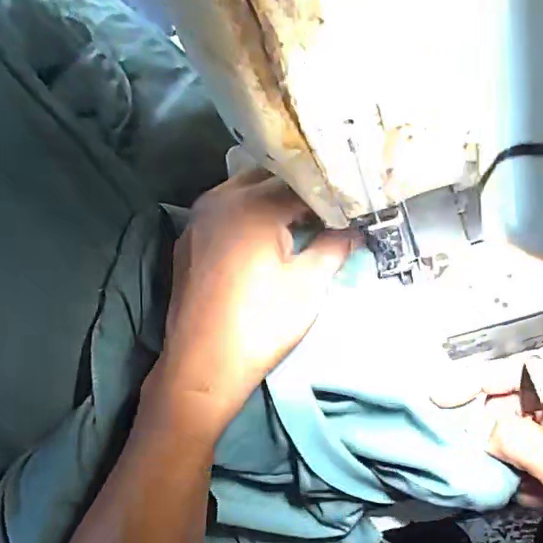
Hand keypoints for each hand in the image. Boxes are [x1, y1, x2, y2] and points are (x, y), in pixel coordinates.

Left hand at [150, 170, 354, 431]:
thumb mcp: (308, 285)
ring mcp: (198, 219)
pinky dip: (244, 216)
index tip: (349, 208)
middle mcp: (221, 200)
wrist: (203, 365)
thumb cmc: (261, 323)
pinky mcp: (187, 241)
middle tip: (325, 214)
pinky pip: (222, 213)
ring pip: (241, 191)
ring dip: (269, 200)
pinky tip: (261, 241)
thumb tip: (355, 229)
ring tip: (296, 225)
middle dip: (298, 190)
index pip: (302, 182)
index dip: (329, 194)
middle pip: (268, 177)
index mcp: (254, 205)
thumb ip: (334, 247)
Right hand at [440, 362, 542, 542]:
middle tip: (471, 450)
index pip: (528, 374)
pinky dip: (511, 469)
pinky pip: (519, 451)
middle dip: (491, 425)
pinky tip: (528, 493)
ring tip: (506, 477)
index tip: (443, 398)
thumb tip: (482, 429)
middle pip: (516, 400)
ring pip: (513, 428)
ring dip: (500, 453)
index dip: (483, 381)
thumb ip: (525, 444)